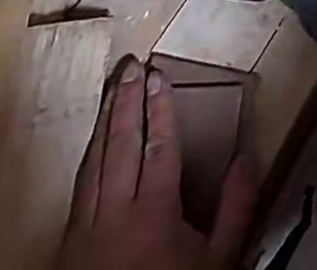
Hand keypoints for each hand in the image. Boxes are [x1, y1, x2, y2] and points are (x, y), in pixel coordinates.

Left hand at [60, 56, 255, 269]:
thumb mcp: (218, 263)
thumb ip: (235, 210)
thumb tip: (247, 158)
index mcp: (154, 214)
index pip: (158, 147)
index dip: (160, 108)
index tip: (159, 76)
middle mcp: (115, 213)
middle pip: (121, 144)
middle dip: (127, 101)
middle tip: (132, 66)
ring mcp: (86, 227)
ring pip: (94, 160)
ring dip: (105, 120)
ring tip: (113, 88)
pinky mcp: (68, 242)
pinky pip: (79, 184)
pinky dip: (90, 153)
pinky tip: (96, 139)